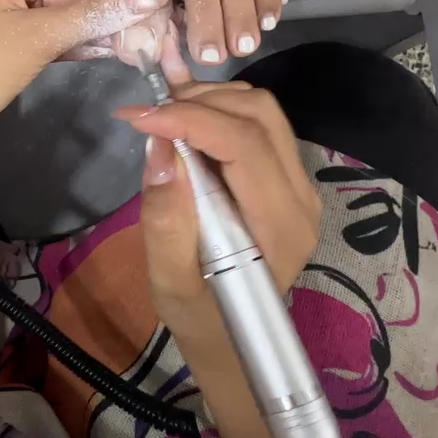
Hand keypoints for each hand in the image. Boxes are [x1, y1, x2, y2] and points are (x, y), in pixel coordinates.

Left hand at [0, 0, 168, 172]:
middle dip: (120, 7)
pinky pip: (61, 34)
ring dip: (108, 28)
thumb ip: (93, 15)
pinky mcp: (18, 42)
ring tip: (156, 43)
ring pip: (73, 13)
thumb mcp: (34, 38)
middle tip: (169, 28)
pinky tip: (123, 52)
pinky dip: (86, 42)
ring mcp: (17, 12)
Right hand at [117, 81, 319, 437]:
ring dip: (208, 100)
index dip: (189, 118)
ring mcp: (297, 183)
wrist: (232, 337)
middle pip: (258, 115)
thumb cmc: (200, 316)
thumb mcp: (170, 281)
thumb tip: (161, 149)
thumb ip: (167, 220)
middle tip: (149, 116)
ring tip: (164, 117)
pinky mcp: (283, 176)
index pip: (243, 144)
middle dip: (199, 102)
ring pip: (260, 109)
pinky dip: (217, 107)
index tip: (138, 117)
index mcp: (280, 225)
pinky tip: (184, 116)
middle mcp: (300, 196)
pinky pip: (257, 121)